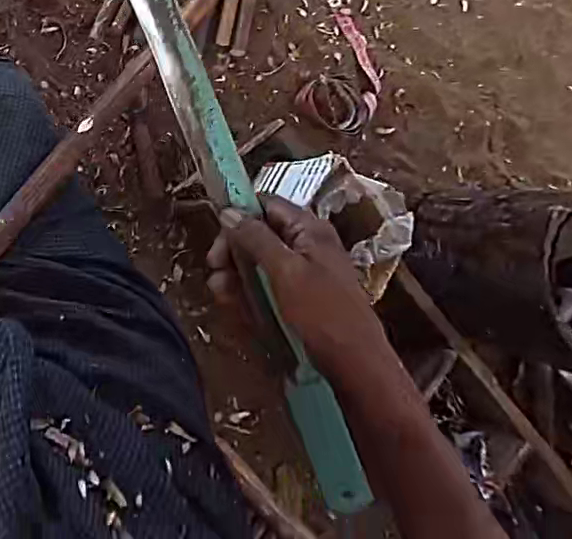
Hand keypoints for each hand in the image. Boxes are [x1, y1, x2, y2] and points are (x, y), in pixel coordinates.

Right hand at [206, 194, 395, 385]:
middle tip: (214, 267)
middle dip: (234, 247)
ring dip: (237, 271)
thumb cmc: (323, 314)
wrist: (358, 368)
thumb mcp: (285, 271)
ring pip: (261, 259)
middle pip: (261, 231)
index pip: (266, 204)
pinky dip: (250, 289)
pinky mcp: (301, 295)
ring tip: (218, 289)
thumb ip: (256, 238)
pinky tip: (232, 301)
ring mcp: (305, 270)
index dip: (239, 214)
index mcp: (308, 227)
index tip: (217, 236)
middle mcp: (307, 242)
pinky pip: (269, 283)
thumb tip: (228, 210)